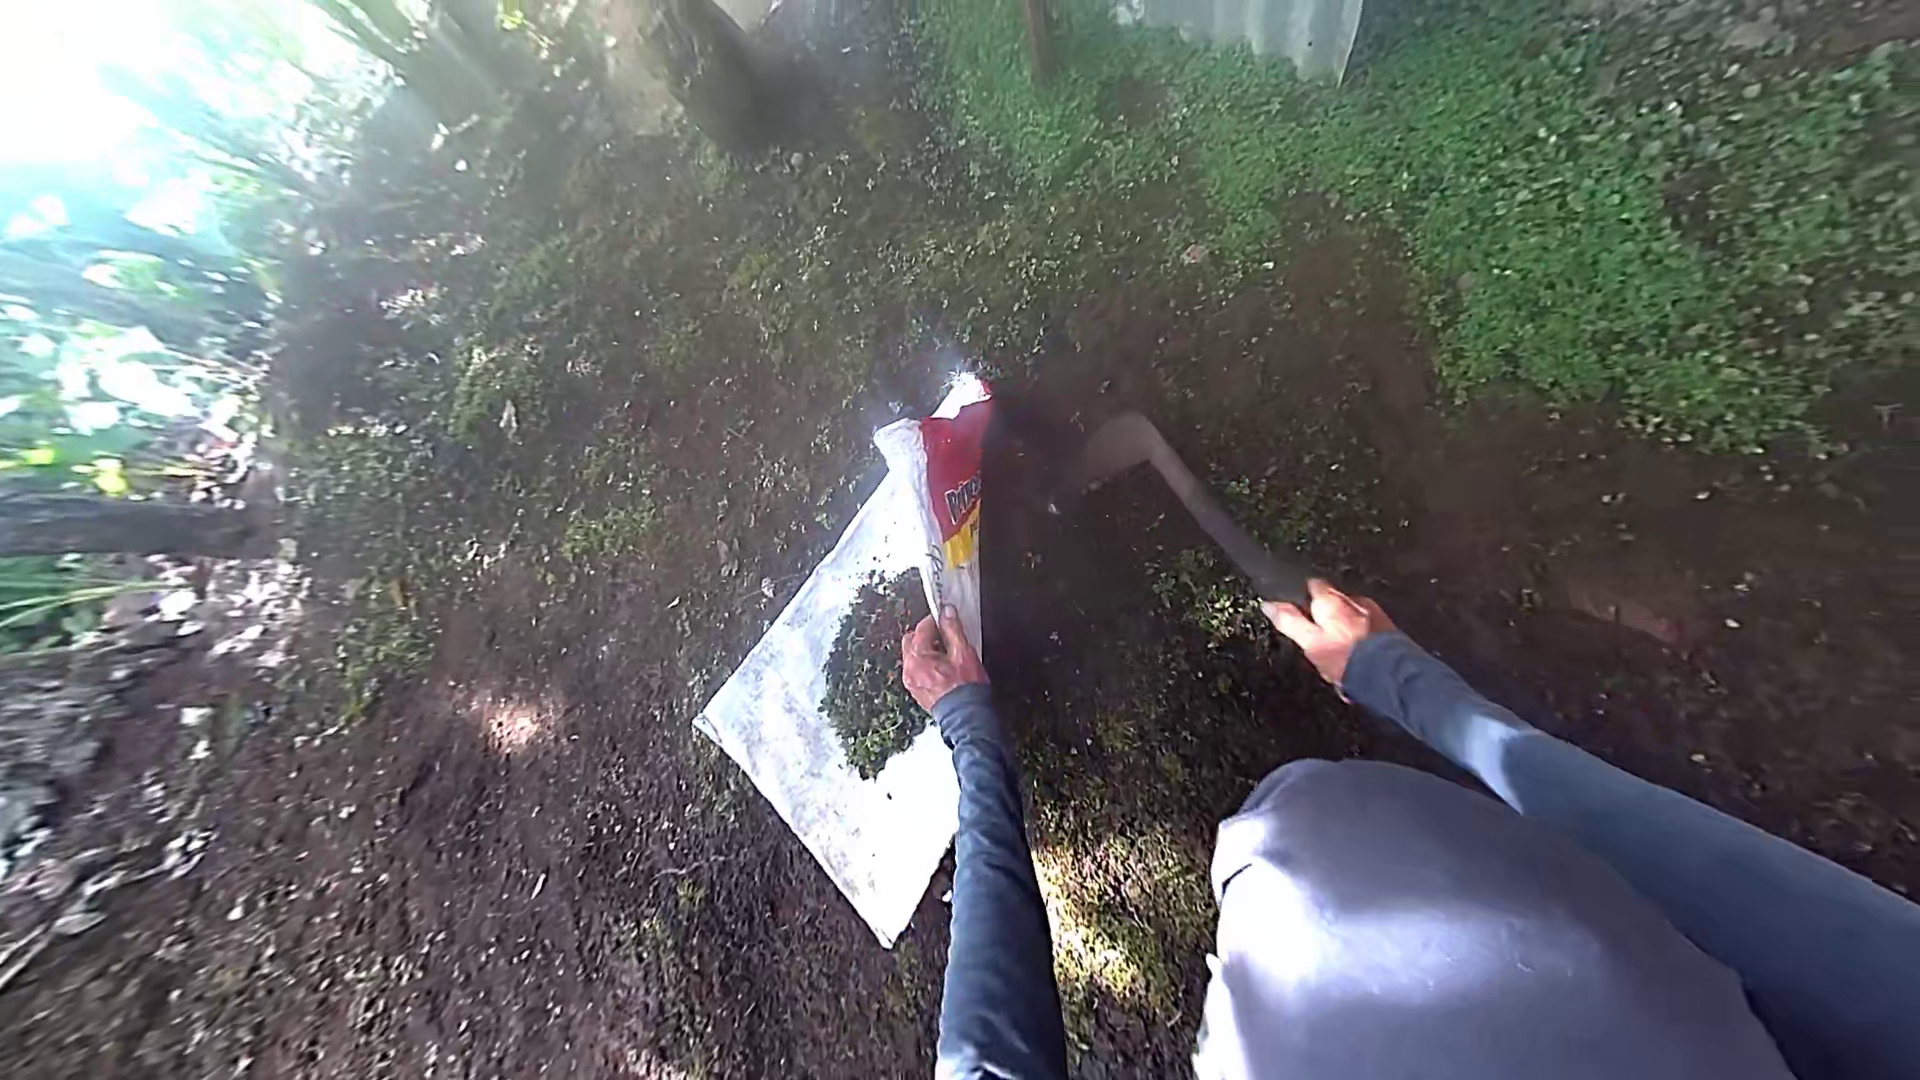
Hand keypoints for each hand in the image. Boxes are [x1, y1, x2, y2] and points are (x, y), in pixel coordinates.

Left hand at [901, 603, 987, 711]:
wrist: (967, 717)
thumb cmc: (966, 689)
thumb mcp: (963, 652)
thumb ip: (953, 629)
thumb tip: (947, 612)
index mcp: (918, 658)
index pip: (921, 628)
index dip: (935, 620)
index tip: (945, 618)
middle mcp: (910, 670)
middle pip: (912, 640)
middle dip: (926, 634)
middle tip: (945, 636)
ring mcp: (912, 681)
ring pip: (913, 655)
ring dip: (926, 649)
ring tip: (946, 654)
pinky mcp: (917, 690)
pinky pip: (916, 669)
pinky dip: (925, 663)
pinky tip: (942, 667)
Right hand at [1262, 578, 1397, 687]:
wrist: (1395, 679)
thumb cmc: (1350, 660)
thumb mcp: (1309, 642)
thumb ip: (1289, 621)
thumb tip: (1269, 605)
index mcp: (1332, 600)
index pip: (1312, 585)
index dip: (1301, 596)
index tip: (1295, 610)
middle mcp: (1355, 601)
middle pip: (1332, 602)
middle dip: (1324, 616)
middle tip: (1316, 640)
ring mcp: (1375, 615)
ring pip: (1351, 617)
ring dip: (1343, 630)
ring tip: (1338, 655)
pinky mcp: (1391, 631)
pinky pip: (1367, 631)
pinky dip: (1359, 641)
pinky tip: (1356, 659)